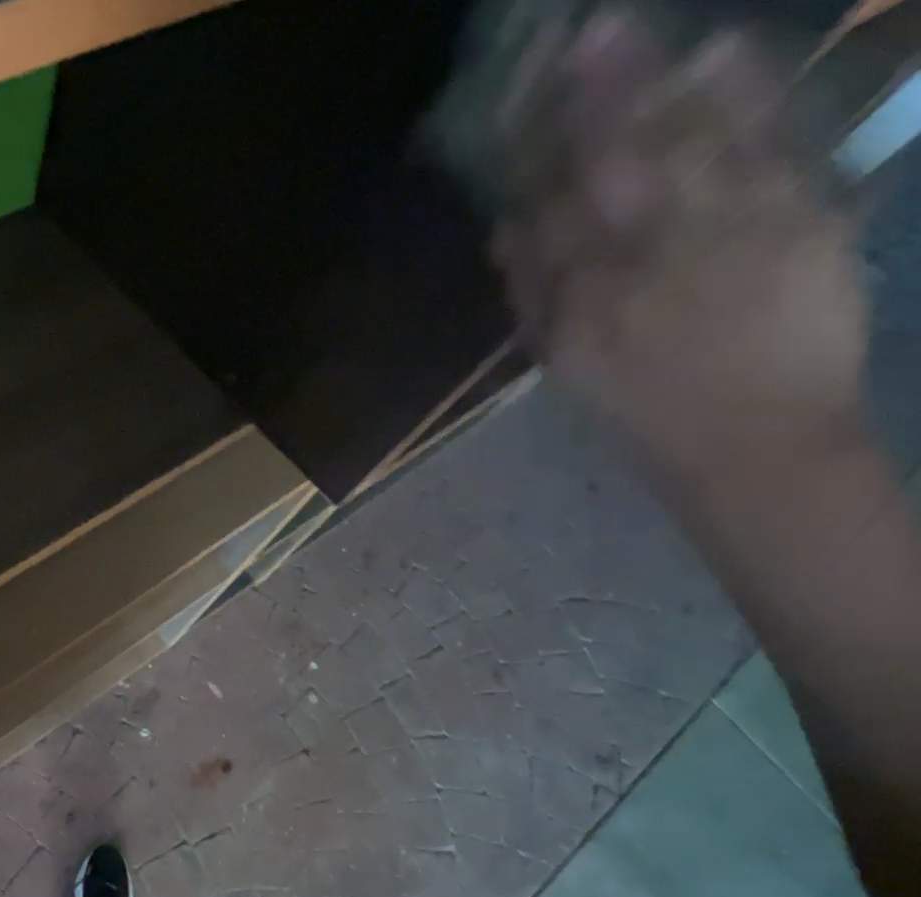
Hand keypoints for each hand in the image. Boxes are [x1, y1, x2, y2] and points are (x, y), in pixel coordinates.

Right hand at [493, 8, 869, 479]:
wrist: (758, 448)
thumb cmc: (644, 411)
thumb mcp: (564, 366)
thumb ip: (531, 298)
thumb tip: (503, 230)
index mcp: (582, 303)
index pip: (547, 214)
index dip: (530, 154)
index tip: (515, 104)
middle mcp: (645, 264)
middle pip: (611, 171)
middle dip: (590, 103)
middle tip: (576, 40)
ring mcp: (728, 241)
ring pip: (685, 151)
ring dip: (657, 86)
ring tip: (627, 32)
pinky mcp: (801, 230)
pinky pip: (770, 153)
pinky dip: (747, 101)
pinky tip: (721, 56)